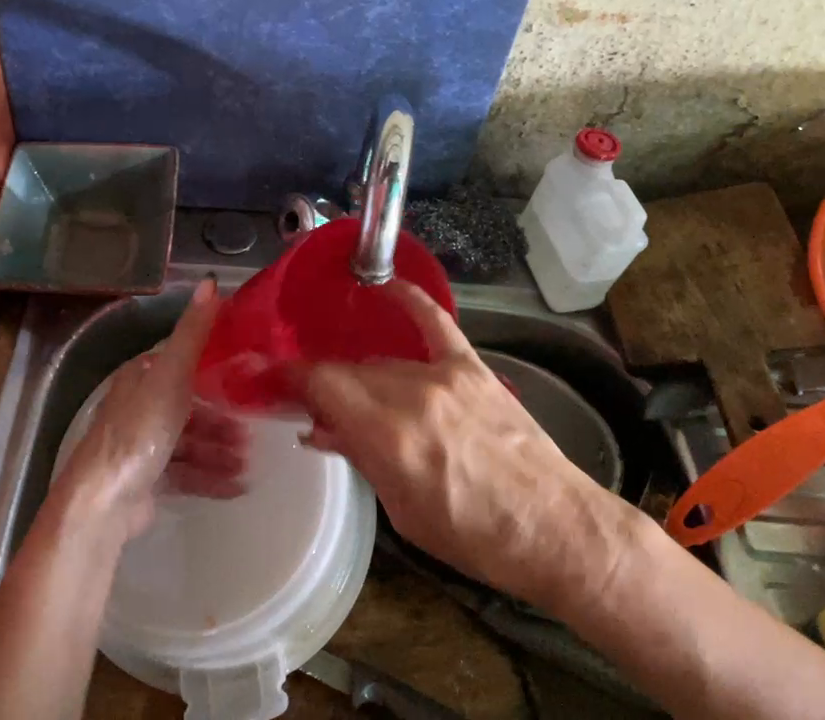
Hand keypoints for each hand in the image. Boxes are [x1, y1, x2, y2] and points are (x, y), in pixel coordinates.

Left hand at [58, 278, 244, 534]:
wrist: (103, 502)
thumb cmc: (139, 431)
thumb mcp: (171, 376)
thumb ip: (193, 333)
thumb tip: (209, 281)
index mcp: (140, 377)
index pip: (183, 366)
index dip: (215, 373)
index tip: (248, 381)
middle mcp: (138, 406)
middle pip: (189, 407)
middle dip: (222, 420)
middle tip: (253, 433)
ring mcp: (141, 445)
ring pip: (189, 441)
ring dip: (219, 451)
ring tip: (249, 464)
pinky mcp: (145, 480)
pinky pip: (185, 472)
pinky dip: (210, 477)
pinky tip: (237, 487)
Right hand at [300, 280, 620, 600]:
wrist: (555, 528)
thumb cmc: (474, 537)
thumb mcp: (403, 512)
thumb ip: (361, 458)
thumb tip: (320, 429)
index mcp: (388, 435)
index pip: (321, 384)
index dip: (288, 379)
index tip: (268, 381)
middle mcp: (411, 394)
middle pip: (347, 371)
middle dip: (322, 385)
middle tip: (312, 406)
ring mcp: (445, 376)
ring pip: (381, 360)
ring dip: (359, 374)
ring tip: (351, 394)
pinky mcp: (474, 369)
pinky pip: (435, 323)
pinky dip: (411, 302)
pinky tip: (388, 287)